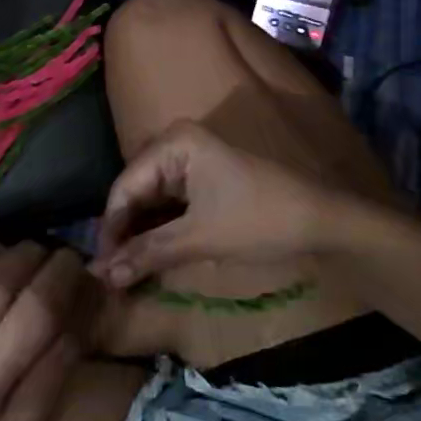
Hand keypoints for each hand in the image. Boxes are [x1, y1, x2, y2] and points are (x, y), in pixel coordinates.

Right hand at [90, 120, 345, 289]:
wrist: (322, 221)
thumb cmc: (259, 220)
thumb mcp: (200, 238)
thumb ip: (148, 253)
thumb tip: (103, 276)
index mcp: (173, 144)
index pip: (125, 186)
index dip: (110, 228)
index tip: (99, 268)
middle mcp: (175, 144)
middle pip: (135, 190)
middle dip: (123, 231)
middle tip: (110, 273)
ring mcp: (190, 160)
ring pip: (150, 198)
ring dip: (139, 233)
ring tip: (124, 269)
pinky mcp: (202, 179)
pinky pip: (168, 202)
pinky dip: (158, 228)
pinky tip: (148, 255)